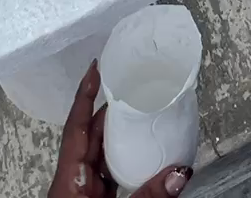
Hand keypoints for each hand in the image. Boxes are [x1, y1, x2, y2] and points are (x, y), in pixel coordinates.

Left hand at [47, 62, 192, 197]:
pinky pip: (107, 179)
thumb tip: (183, 170)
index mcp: (67, 184)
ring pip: (98, 159)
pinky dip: (123, 164)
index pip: (74, 127)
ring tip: (142, 112)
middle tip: (133, 84)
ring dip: (118, 137)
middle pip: (87, 139)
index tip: (98, 65)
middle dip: (108, 112)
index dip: (85, 95)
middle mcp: (71, 186)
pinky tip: (144, 158)